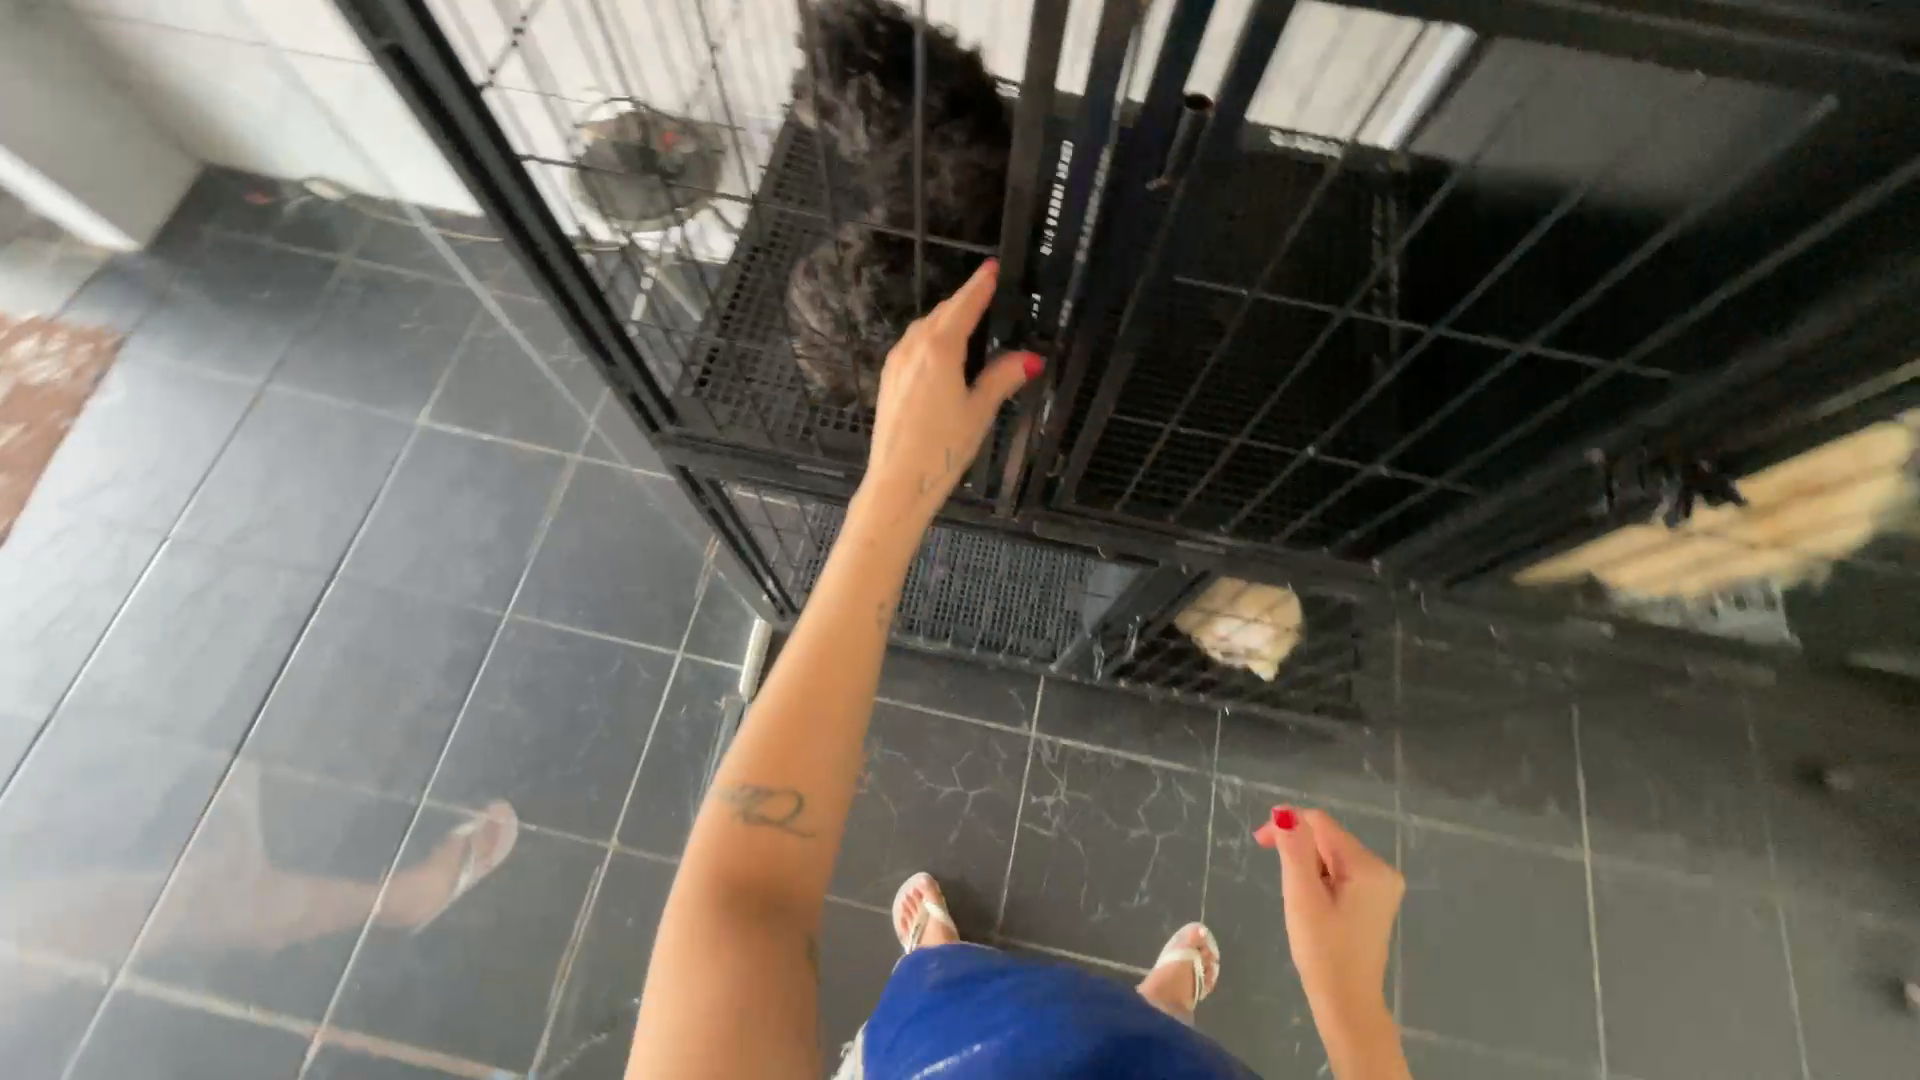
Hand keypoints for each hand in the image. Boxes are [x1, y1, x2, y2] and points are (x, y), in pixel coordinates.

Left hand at [859, 258, 1040, 525]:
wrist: (898, 481)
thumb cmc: (942, 448)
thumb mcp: (979, 411)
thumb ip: (1003, 377)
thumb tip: (1030, 358)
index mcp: (939, 348)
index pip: (964, 305)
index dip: (980, 285)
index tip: (991, 267)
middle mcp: (913, 347)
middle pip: (942, 313)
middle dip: (964, 302)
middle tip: (986, 297)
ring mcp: (896, 363)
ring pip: (923, 329)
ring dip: (945, 321)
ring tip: (967, 324)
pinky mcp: (888, 380)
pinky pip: (912, 347)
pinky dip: (930, 341)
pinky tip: (941, 356)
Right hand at [1255, 806, 1403, 1028]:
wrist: (1346, 1003)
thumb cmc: (1322, 951)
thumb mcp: (1301, 895)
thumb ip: (1293, 849)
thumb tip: (1283, 811)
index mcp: (1368, 866)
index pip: (1319, 822)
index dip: (1286, 826)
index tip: (1259, 845)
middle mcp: (1382, 869)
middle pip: (1326, 837)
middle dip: (1298, 851)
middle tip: (1284, 884)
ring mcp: (1381, 885)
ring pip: (1330, 854)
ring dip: (1306, 867)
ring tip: (1299, 899)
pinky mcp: (1374, 899)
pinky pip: (1339, 872)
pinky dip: (1318, 879)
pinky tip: (1313, 904)